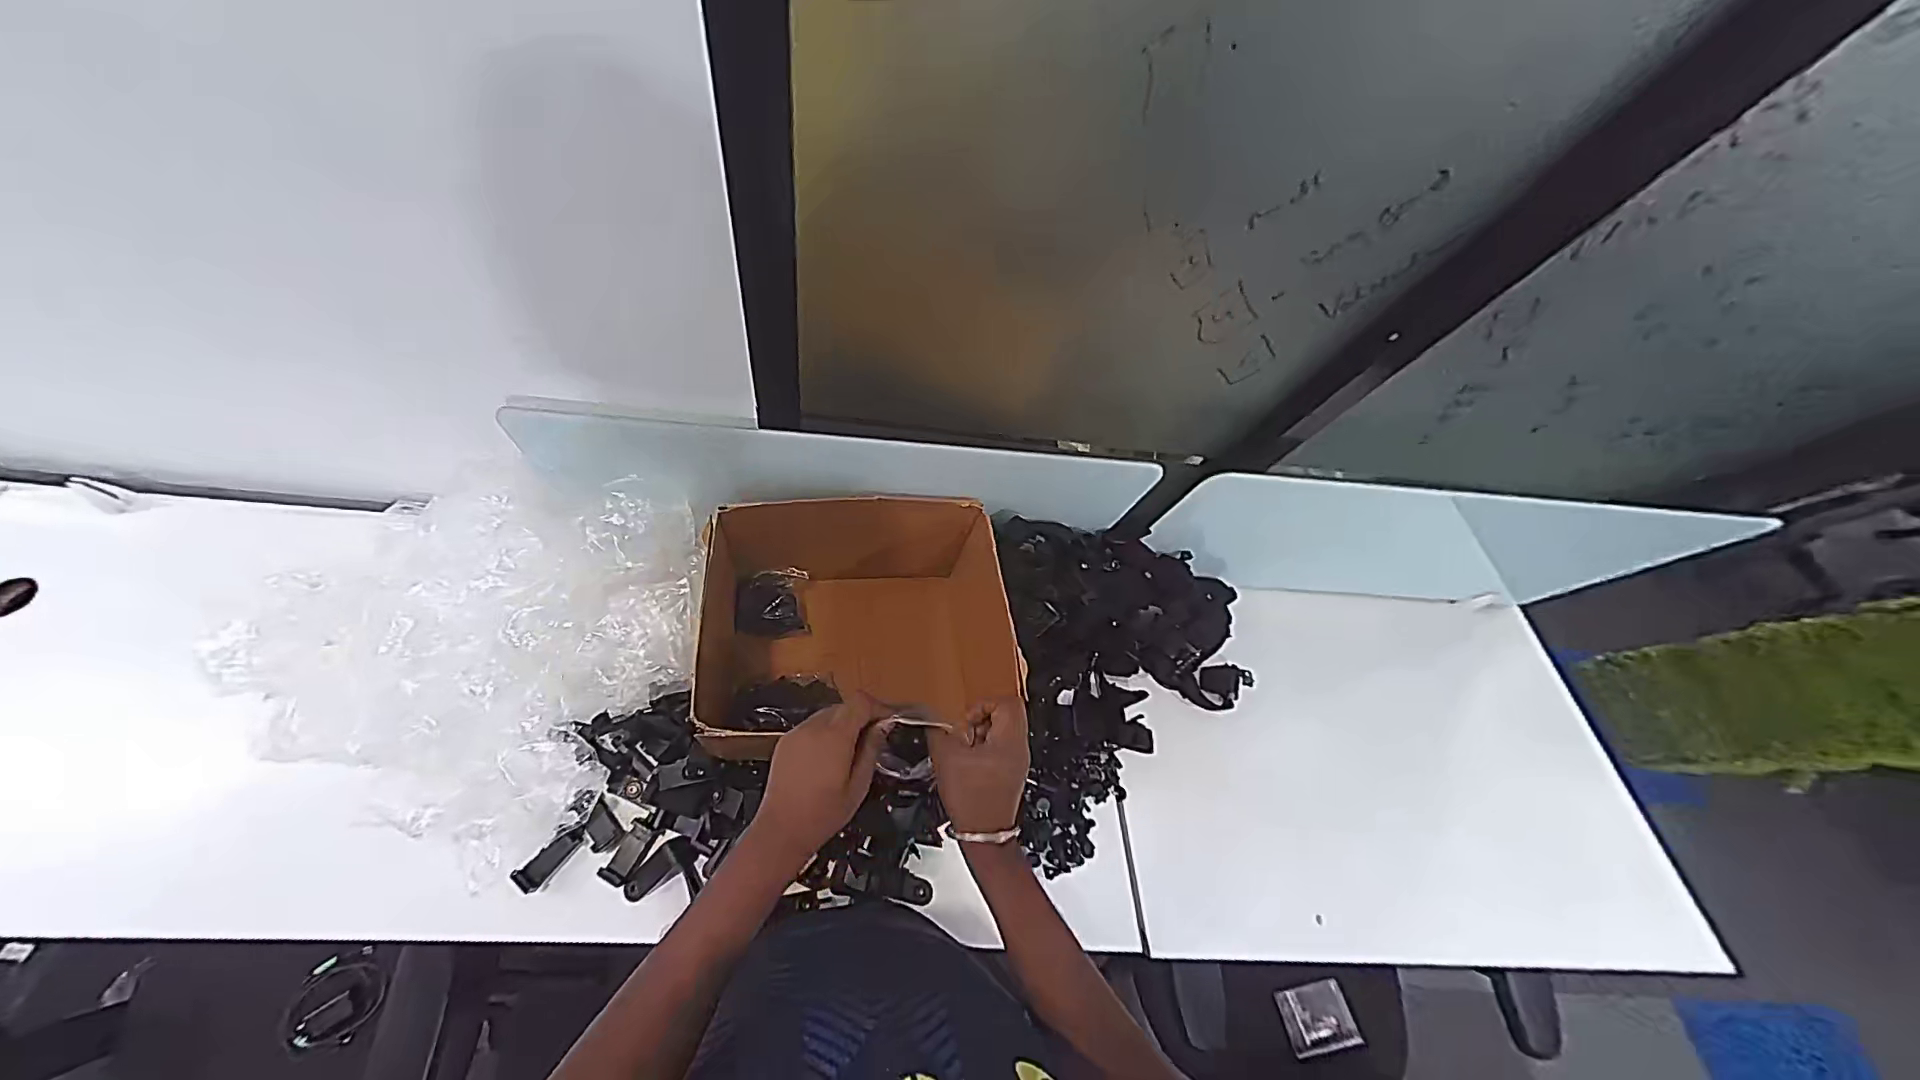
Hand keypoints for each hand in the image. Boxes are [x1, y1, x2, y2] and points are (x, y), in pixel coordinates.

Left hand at [744, 691, 890, 867]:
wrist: (781, 830)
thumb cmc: (823, 814)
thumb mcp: (858, 786)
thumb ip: (871, 750)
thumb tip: (881, 727)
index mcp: (835, 736)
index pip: (860, 702)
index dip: (877, 707)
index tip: (886, 722)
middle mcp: (814, 727)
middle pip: (844, 706)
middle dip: (861, 717)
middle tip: (872, 739)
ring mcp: (796, 733)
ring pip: (828, 714)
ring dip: (843, 724)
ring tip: (849, 751)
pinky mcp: (785, 741)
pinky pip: (811, 726)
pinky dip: (824, 733)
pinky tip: (826, 757)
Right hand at [929, 697, 1029, 833]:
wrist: (983, 833)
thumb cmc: (971, 800)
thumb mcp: (947, 758)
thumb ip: (940, 732)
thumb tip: (934, 720)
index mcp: (1009, 739)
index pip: (1008, 702)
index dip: (984, 704)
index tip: (968, 720)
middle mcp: (1019, 747)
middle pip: (1007, 714)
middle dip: (981, 719)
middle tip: (966, 735)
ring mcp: (1018, 760)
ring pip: (1004, 730)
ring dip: (982, 734)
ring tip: (967, 751)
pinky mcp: (1012, 771)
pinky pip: (1002, 747)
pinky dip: (986, 748)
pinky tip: (971, 763)